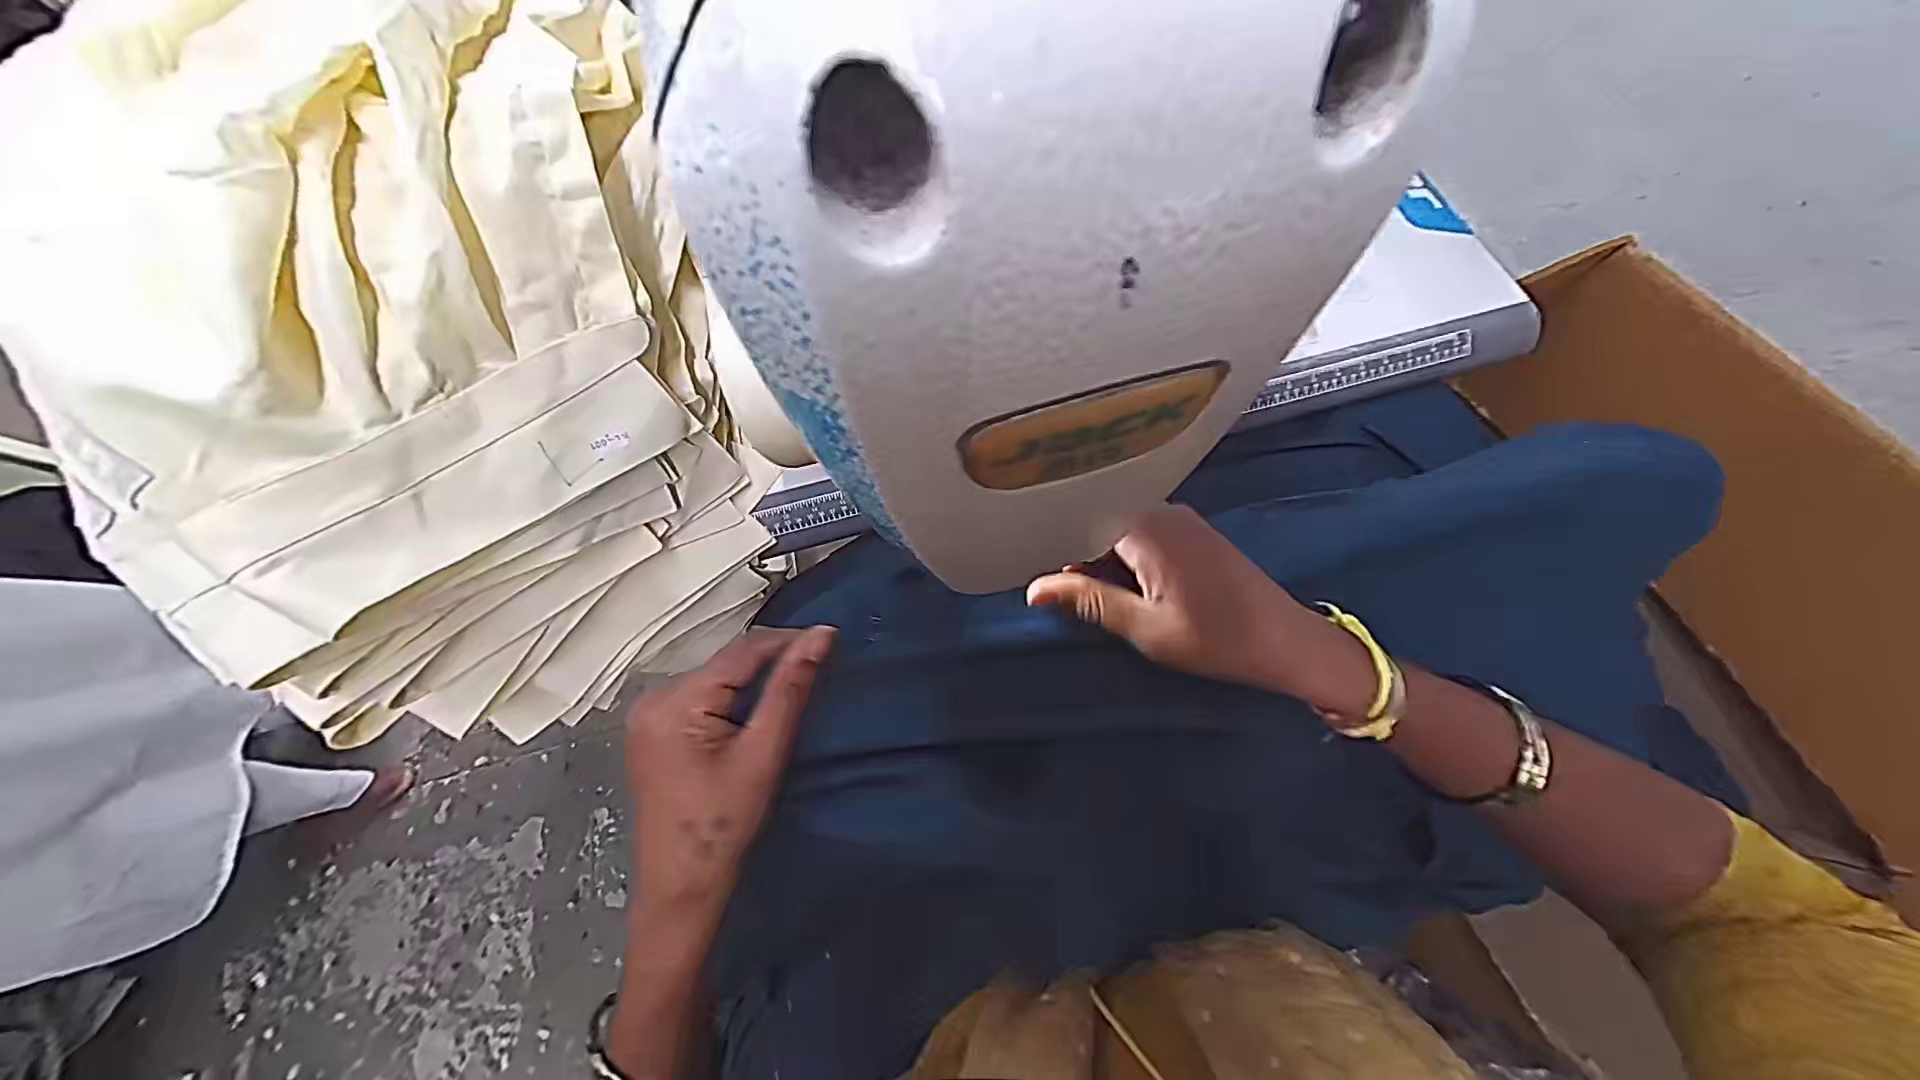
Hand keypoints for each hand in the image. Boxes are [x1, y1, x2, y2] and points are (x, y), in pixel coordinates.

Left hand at [623, 626, 835, 913]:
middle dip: (771, 660)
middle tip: (815, 663)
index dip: (786, 640)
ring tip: (794, 681)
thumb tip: (819, 637)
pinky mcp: (652, 731)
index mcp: (675, 703)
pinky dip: (732, 696)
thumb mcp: (763, 752)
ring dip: (753, 678)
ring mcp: (647, 716)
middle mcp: (653, 700)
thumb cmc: (724, 824)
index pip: (740, 652)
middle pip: (726, 663)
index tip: (826, 637)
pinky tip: (756, 708)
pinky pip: (701, 696)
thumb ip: (790, 688)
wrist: (681, 885)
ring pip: (715, 677)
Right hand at [1025, 504, 1374, 714]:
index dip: (1051, 538)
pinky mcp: (1193, 532)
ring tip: (1086, 589)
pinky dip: (1123, 556)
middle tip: (1058, 586)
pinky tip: (1121, 584)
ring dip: (1099, 555)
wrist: (1288, 641)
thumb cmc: (1216, 637)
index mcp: (1147, 527)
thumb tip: (1034, 590)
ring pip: (1119, 526)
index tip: (1029, 561)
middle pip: (1098, 518)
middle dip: (1074, 550)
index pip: (1080, 515)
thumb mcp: (1144, 626)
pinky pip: (1141, 532)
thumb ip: (1088, 600)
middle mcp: (1163, 510)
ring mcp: (1181, 519)